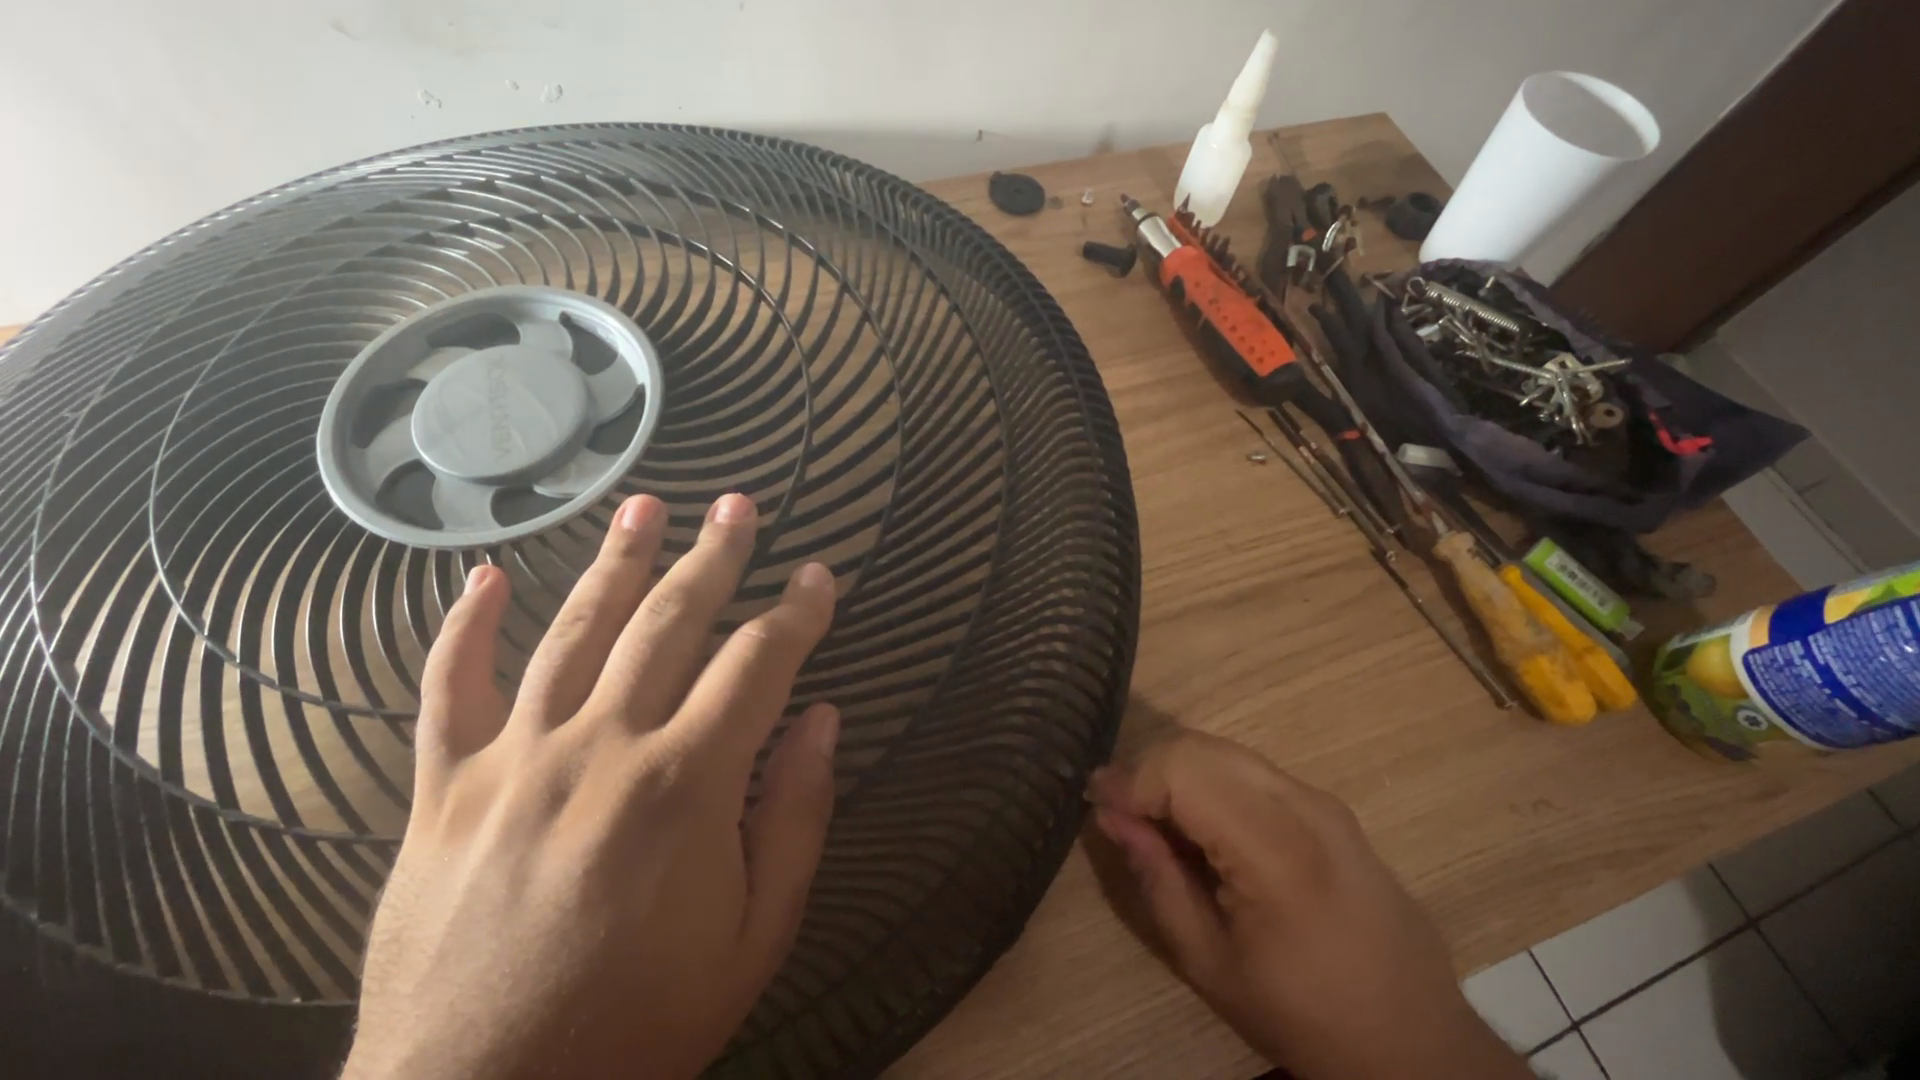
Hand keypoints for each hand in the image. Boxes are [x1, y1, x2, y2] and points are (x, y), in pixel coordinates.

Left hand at [343, 493, 840, 1079]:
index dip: (797, 613)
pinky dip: (468, 628)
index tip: (818, 575)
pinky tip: (488, 577)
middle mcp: (601, 746)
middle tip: (737, 506)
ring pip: (572, 632)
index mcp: (685, 783)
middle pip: (668, 624)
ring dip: (616, 562)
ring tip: (645, 505)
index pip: (759, 665)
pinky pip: (451, 690)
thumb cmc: (640, 1022)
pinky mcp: (445, 787)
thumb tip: (824, 720)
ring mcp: (514, 759)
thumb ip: (797, 819)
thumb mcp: (756, 937)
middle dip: (712, 558)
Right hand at [1087, 731, 1527, 1079]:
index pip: (1182, 768)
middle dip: (1149, 770)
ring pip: (1226, 751)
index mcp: (1276, 847)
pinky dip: (1212, 782)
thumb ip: (1156, 877)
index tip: (1099, 808)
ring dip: (1179, 774)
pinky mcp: (1333, 808)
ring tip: (1159, 825)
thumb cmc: (1300, 1011)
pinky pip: (1253, 771)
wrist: (1411, 1039)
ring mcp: (1324, 801)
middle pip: (1201, 747)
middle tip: (1122, 817)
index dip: (1130, 780)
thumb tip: (1110, 814)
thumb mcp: (1207, 960)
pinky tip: (1205, 830)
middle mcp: (1304, 805)